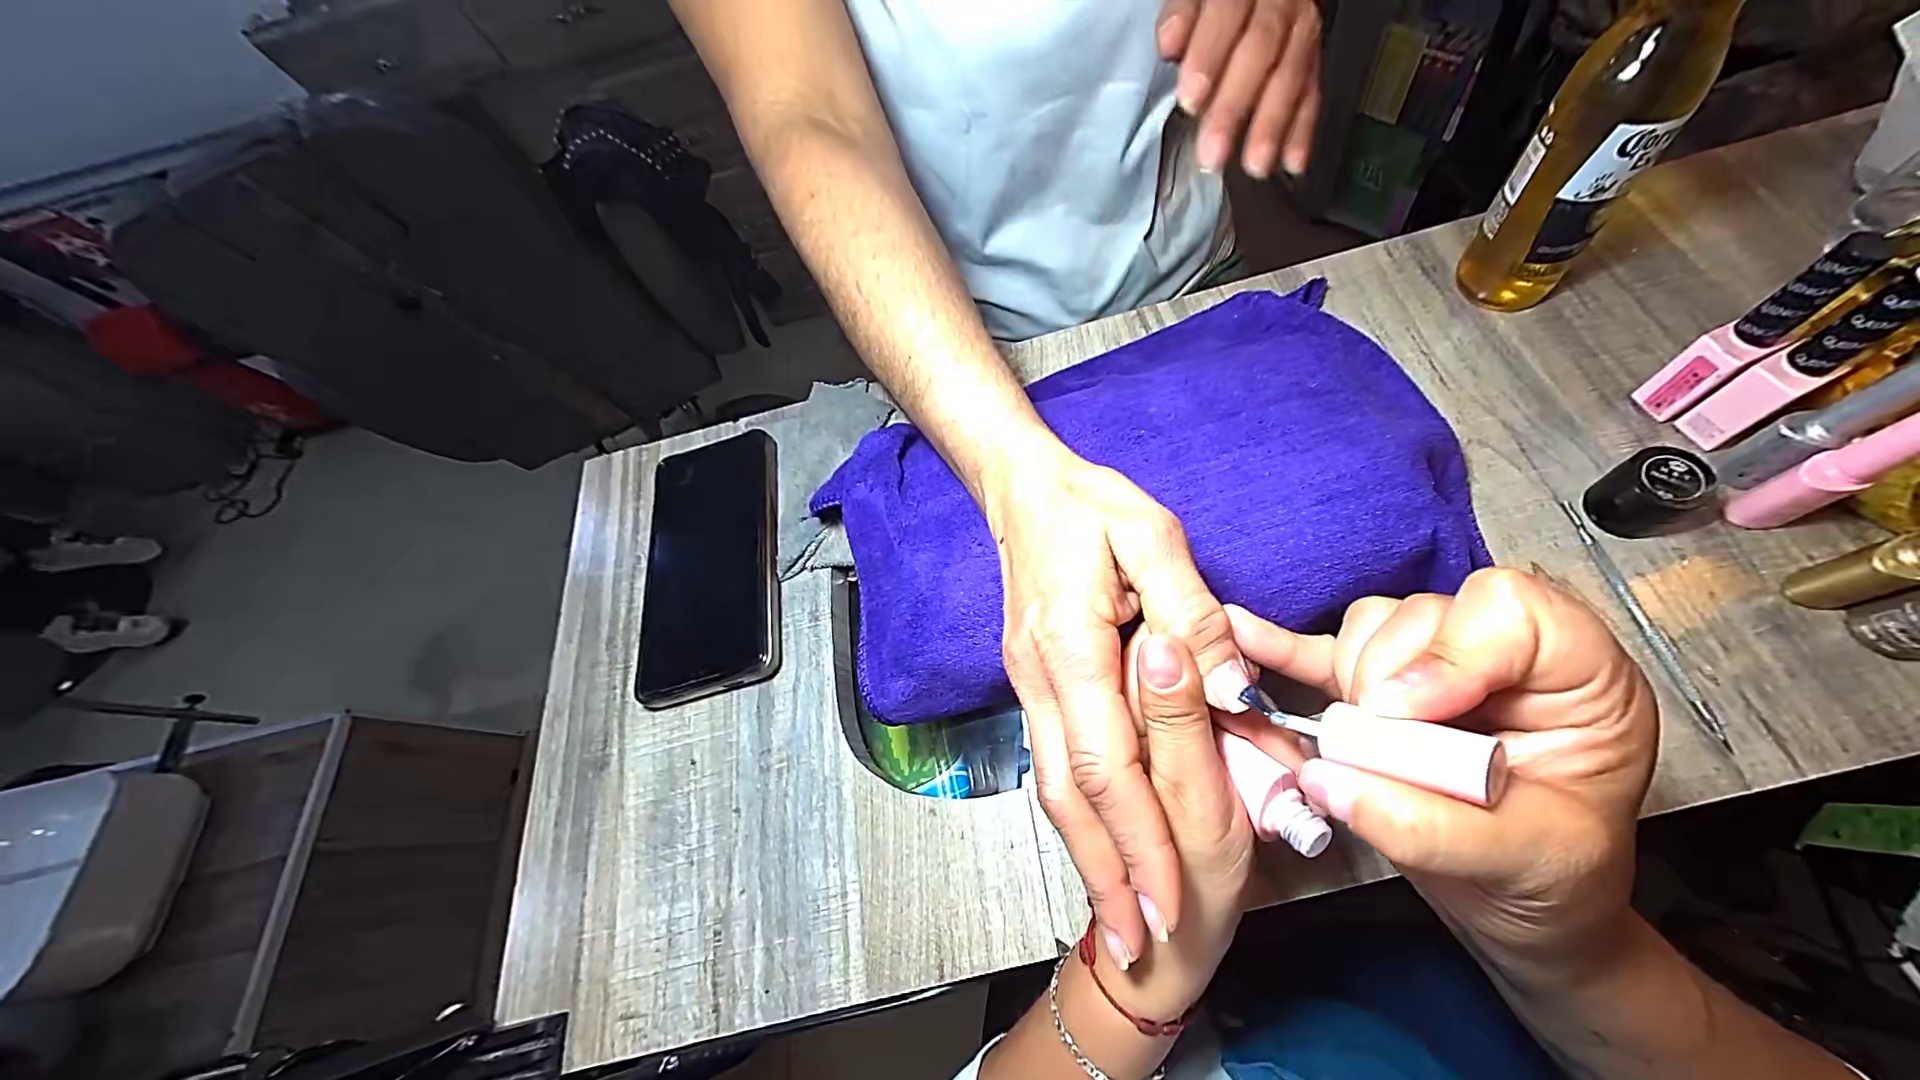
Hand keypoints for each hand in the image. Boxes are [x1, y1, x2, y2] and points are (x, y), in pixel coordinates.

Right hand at [988, 448, 1251, 969]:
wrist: (1020, 490)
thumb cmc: (1087, 505)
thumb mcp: (1152, 539)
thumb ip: (1193, 616)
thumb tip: (1227, 690)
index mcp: (1070, 644)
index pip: (1107, 759)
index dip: (1138, 838)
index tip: (1168, 903)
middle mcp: (1038, 676)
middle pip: (1069, 791)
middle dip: (1105, 871)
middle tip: (1137, 944)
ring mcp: (1026, 680)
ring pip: (1051, 782)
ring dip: (1085, 852)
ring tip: (1116, 914)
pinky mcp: (1029, 678)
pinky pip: (1050, 758)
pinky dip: (1074, 812)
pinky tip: (1094, 839)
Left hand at [1157, 0, 1322, 177]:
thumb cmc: (1209, 8)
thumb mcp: (1193, 0)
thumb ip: (1182, 15)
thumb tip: (1169, 43)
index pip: (1226, 9)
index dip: (1208, 54)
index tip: (1189, 98)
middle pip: (1260, 48)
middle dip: (1234, 104)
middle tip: (1214, 151)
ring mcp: (1299, 26)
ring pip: (1290, 72)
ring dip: (1271, 124)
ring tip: (1255, 165)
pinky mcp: (1310, 53)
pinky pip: (1311, 89)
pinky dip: (1302, 128)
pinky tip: (1293, 161)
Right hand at [1219, 567, 1658, 974]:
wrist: (1516, 901)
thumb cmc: (1548, 879)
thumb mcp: (1518, 862)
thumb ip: (1428, 824)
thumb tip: (1331, 779)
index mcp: (1574, 677)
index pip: (1509, 611)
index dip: (1450, 650)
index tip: (1409, 713)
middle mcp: (1501, 654)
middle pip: (1422, 615)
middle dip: (1385, 676)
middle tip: (1373, 742)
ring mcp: (1429, 661)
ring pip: (1368, 627)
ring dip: (1347, 679)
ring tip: (1354, 738)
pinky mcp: (1373, 682)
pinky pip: (1323, 650)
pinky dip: (1283, 647)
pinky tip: (1246, 633)